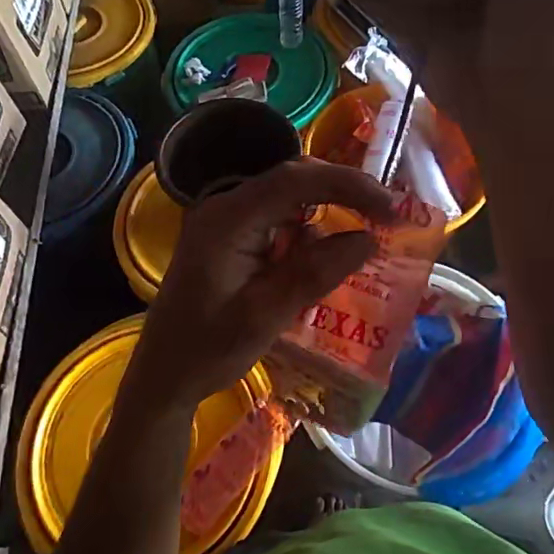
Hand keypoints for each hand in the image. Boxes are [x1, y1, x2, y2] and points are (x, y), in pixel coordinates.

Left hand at [123, 161, 398, 409]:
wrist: (163, 373)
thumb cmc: (207, 350)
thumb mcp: (265, 317)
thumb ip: (314, 274)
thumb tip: (367, 240)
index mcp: (227, 220)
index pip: (295, 180)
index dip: (348, 186)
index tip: (390, 209)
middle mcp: (224, 208)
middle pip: (292, 181)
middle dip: (342, 194)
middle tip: (386, 218)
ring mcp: (224, 221)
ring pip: (287, 199)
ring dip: (326, 214)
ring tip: (361, 240)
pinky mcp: (228, 238)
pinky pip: (275, 220)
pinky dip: (305, 234)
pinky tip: (322, 258)